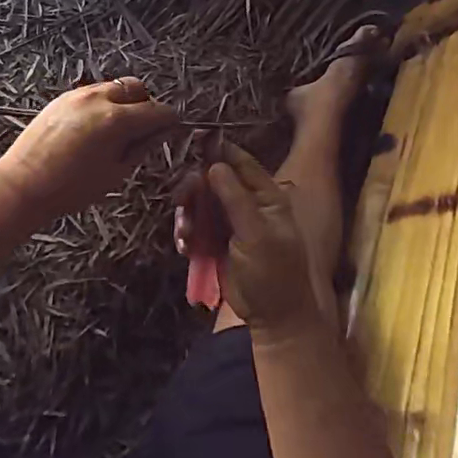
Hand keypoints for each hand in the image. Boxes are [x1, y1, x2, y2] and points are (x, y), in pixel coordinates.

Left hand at [0, 78, 177, 218]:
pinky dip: (103, 103)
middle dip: (146, 105)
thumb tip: (160, 133)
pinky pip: (93, 92)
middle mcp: (98, 100)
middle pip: (137, 87)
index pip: (157, 110)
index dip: (169, 120)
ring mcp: (77, 95)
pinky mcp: (62, 98)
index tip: (171, 127)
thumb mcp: (115, 173)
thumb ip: (142, 147)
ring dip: (124, 101)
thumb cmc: (68, 189)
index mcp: (116, 120)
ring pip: (114, 86)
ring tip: (118, 129)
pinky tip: (97, 127)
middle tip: (144, 129)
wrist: (22, 186)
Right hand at [191, 142, 320, 336]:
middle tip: (183, 197)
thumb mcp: (257, 233)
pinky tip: (185, 244)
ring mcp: (230, 223)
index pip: (241, 163)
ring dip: (189, 213)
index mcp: (266, 196)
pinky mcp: (215, 242)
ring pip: (201, 203)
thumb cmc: (274, 272)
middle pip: (214, 181)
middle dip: (196, 187)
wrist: (273, 318)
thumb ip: (235, 198)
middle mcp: (247, 204)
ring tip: (186, 232)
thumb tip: (214, 165)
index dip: (220, 151)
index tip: (196, 140)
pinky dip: (188, 233)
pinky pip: (196, 227)